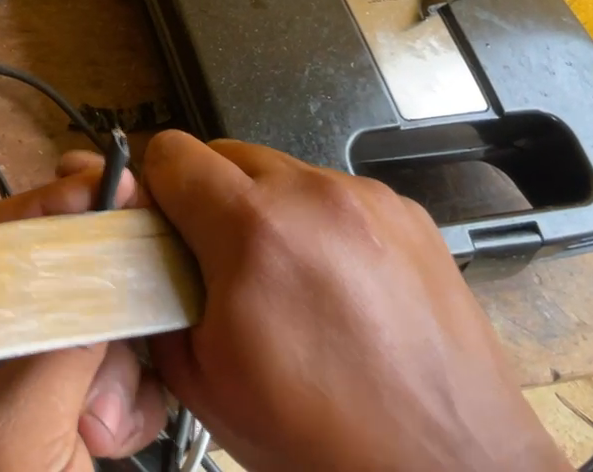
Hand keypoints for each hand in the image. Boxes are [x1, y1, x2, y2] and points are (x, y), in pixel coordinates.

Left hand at [0, 151, 167, 471]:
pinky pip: (117, 370)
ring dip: (120, 364)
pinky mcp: (63, 411)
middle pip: (59, 270)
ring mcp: (28, 375)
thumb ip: (57, 343)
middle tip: (141, 309)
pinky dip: (132, 397)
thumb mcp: (8, 432)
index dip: (57, 204)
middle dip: (102, 298)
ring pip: (100, 319)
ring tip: (102, 426)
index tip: (118, 189)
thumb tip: (104, 268)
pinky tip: (116, 438)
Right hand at [142, 131, 569, 471]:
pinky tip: (333, 283)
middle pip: (223, 153)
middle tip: (221, 260)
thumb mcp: (201, 376)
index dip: (157, 188)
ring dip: (265, 208)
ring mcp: (367, 199)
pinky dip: (317, 223)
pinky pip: (332, 192)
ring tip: (286, 278)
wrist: (448, 470)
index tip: (165, 223)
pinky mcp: (406, 213)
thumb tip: (144, 249)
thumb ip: (157, 291)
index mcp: (254, 229)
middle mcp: (314, 197)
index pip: (171, 152)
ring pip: (279, 171)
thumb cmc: (326, 438)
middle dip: (210, 197)